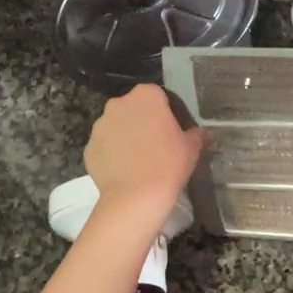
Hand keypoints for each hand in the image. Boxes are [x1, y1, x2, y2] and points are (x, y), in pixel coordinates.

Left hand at [84, 85, 204, 217]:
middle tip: (157, 145)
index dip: (166, 112)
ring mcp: (100, 126)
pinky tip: (125, 172)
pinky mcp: (89, 148)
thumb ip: (196, 135)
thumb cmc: (168, 164)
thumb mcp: (191, 149)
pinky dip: (113, 155)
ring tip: (139, 161)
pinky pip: (105, 147)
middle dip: (143, 122)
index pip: (158, 95)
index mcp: (145, 97)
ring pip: (117, 127)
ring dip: (126, 137)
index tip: (172, 130)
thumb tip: (204, 134)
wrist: (136, 197)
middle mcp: (118, 104)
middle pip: (134, 109)